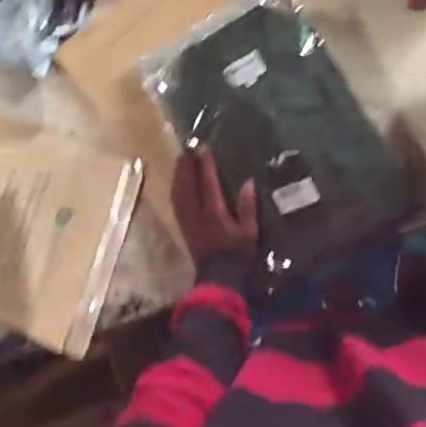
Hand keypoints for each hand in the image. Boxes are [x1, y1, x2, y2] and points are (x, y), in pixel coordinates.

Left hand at [170, 147, 257, 262]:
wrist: (219, 278)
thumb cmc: (237, 254)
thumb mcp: (250, 231)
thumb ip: (248, 207)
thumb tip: (248, 182)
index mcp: (215, 213)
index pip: (208, 182)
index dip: (205, 164)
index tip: (203, 148)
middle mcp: (197, 214)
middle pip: (187, 184)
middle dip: (186, 166)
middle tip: (187, 149)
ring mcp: (187, 220)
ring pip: (178, 192)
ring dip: (178, 175)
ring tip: (180, 161)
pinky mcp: (182, 226)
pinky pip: (176, 202)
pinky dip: (176, 188)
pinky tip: (177, 182)